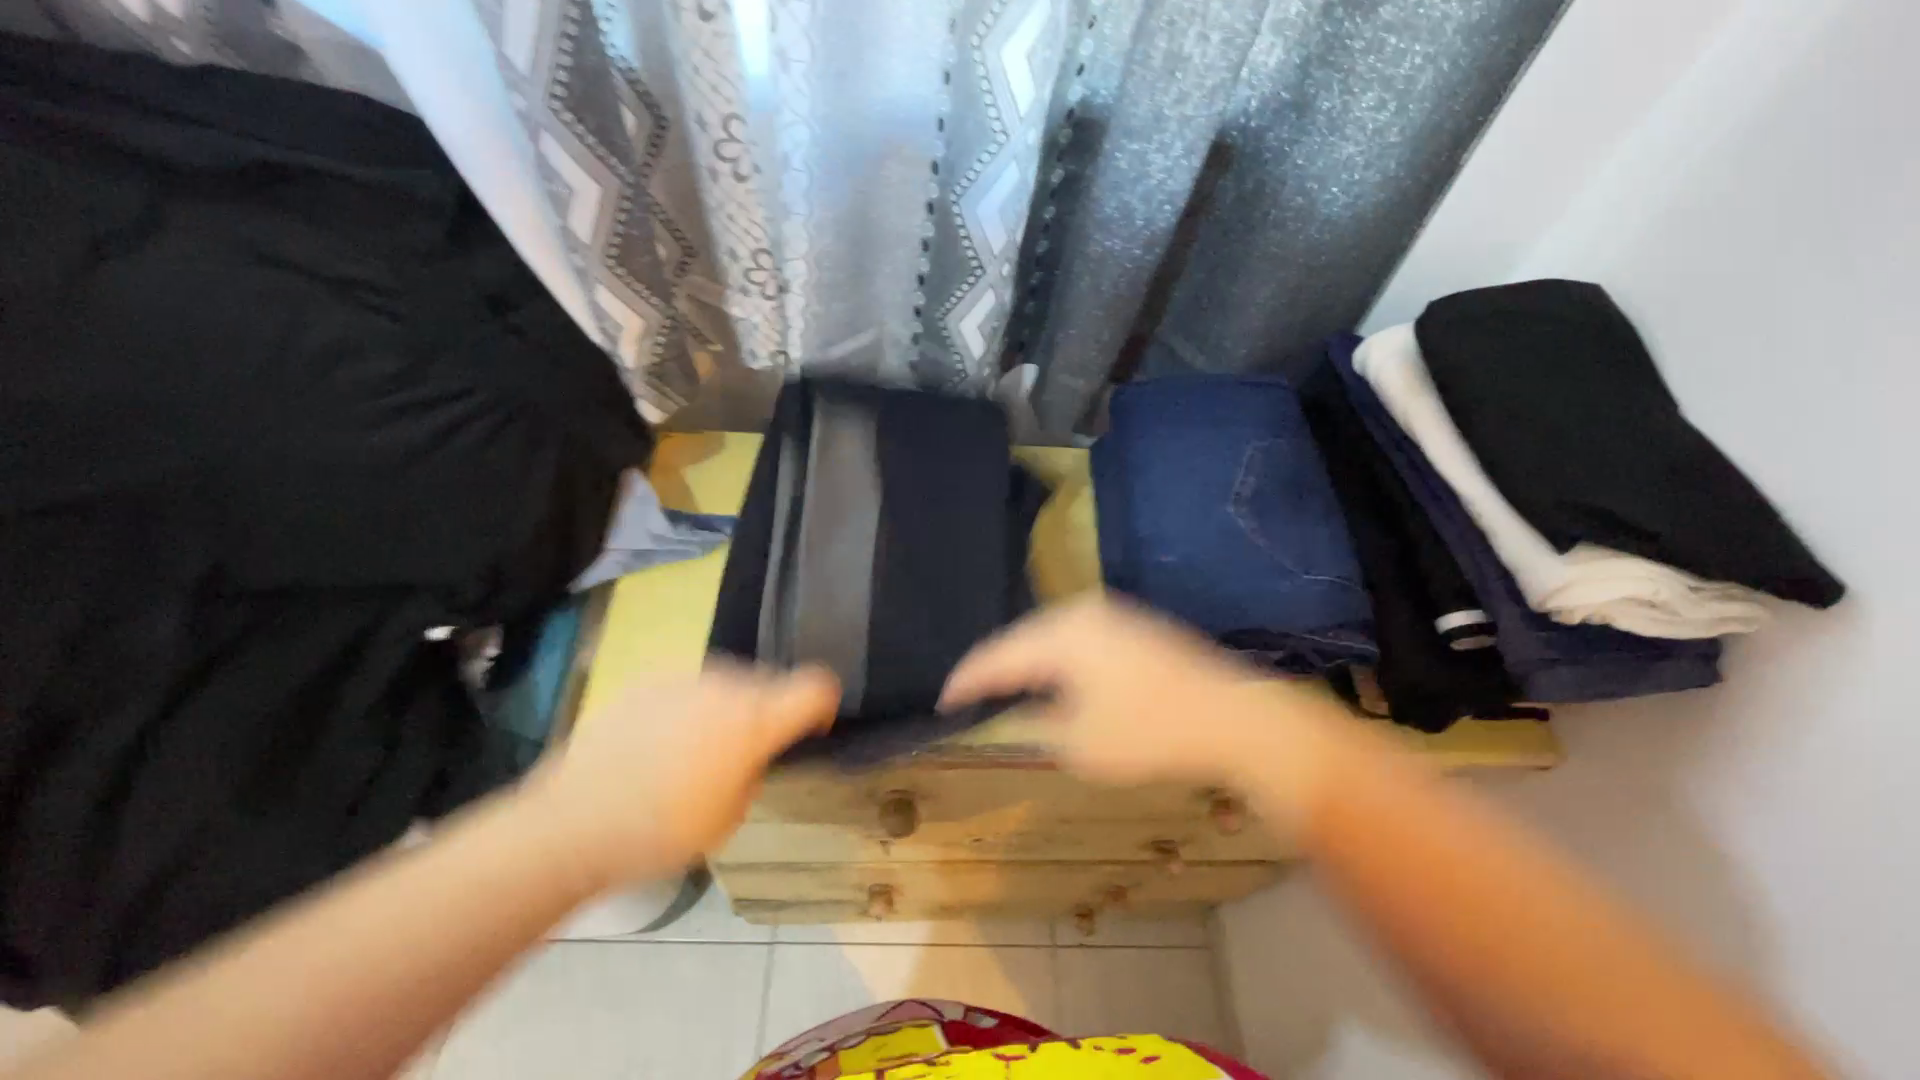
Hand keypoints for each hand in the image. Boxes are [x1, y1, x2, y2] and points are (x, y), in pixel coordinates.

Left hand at [520, 664, 838, 889]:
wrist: (572, 824)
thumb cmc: (661, 833)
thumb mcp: (729, 818)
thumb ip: (753, 773)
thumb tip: (748, 756)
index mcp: (754, 719)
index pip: (816, 686)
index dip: (822, 706)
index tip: (809, 732)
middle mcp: (724, 684)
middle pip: (768, 683)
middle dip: (766, 713)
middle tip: (742, 756)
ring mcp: (680, 678)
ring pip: (725, 683)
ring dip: (725, 710)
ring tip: (693, 753)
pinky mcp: (643, 682)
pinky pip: (684, 689)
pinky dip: (686, 710)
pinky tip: (656, 747)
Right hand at [940, 597, 1351, 819]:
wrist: (1234, 717)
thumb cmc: (1151, 733)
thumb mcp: (1080, 744)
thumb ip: (1036, 725)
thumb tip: (1015, 714)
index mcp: (1063, 634)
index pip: (999, 655)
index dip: (967, 680)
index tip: (942, 702)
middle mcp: (1084, 612)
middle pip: (1023, 638)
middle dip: (996, 667)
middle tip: (968, 693)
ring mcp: (1113, 615)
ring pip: (1051, 636)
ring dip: (1028, 662)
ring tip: (1003, 687)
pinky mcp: (1135, 626)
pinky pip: (1078, 638)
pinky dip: (1057, 659)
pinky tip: (1051, 678)